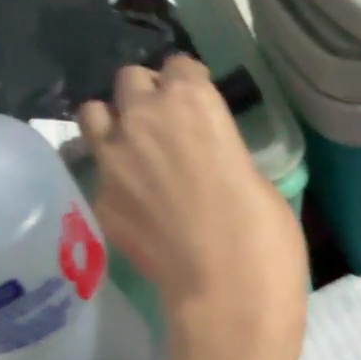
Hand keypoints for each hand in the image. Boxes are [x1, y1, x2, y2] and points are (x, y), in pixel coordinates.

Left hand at [80, 56, 307, 359]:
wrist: (228, 293)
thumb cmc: (266, 235)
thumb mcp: (255, 177)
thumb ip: (221, 150)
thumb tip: (208, 156)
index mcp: (194, 102)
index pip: (179, 65)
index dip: (189, 84)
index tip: (197, 105)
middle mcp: (143, 116)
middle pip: (130, 81)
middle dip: (146, 98)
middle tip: (164, 130)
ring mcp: (112, 158)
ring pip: (94, 115)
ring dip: (114, 126)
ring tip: (134, 155)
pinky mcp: (99, 200)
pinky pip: (97, 174)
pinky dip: (113, 182)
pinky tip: (135, 206)